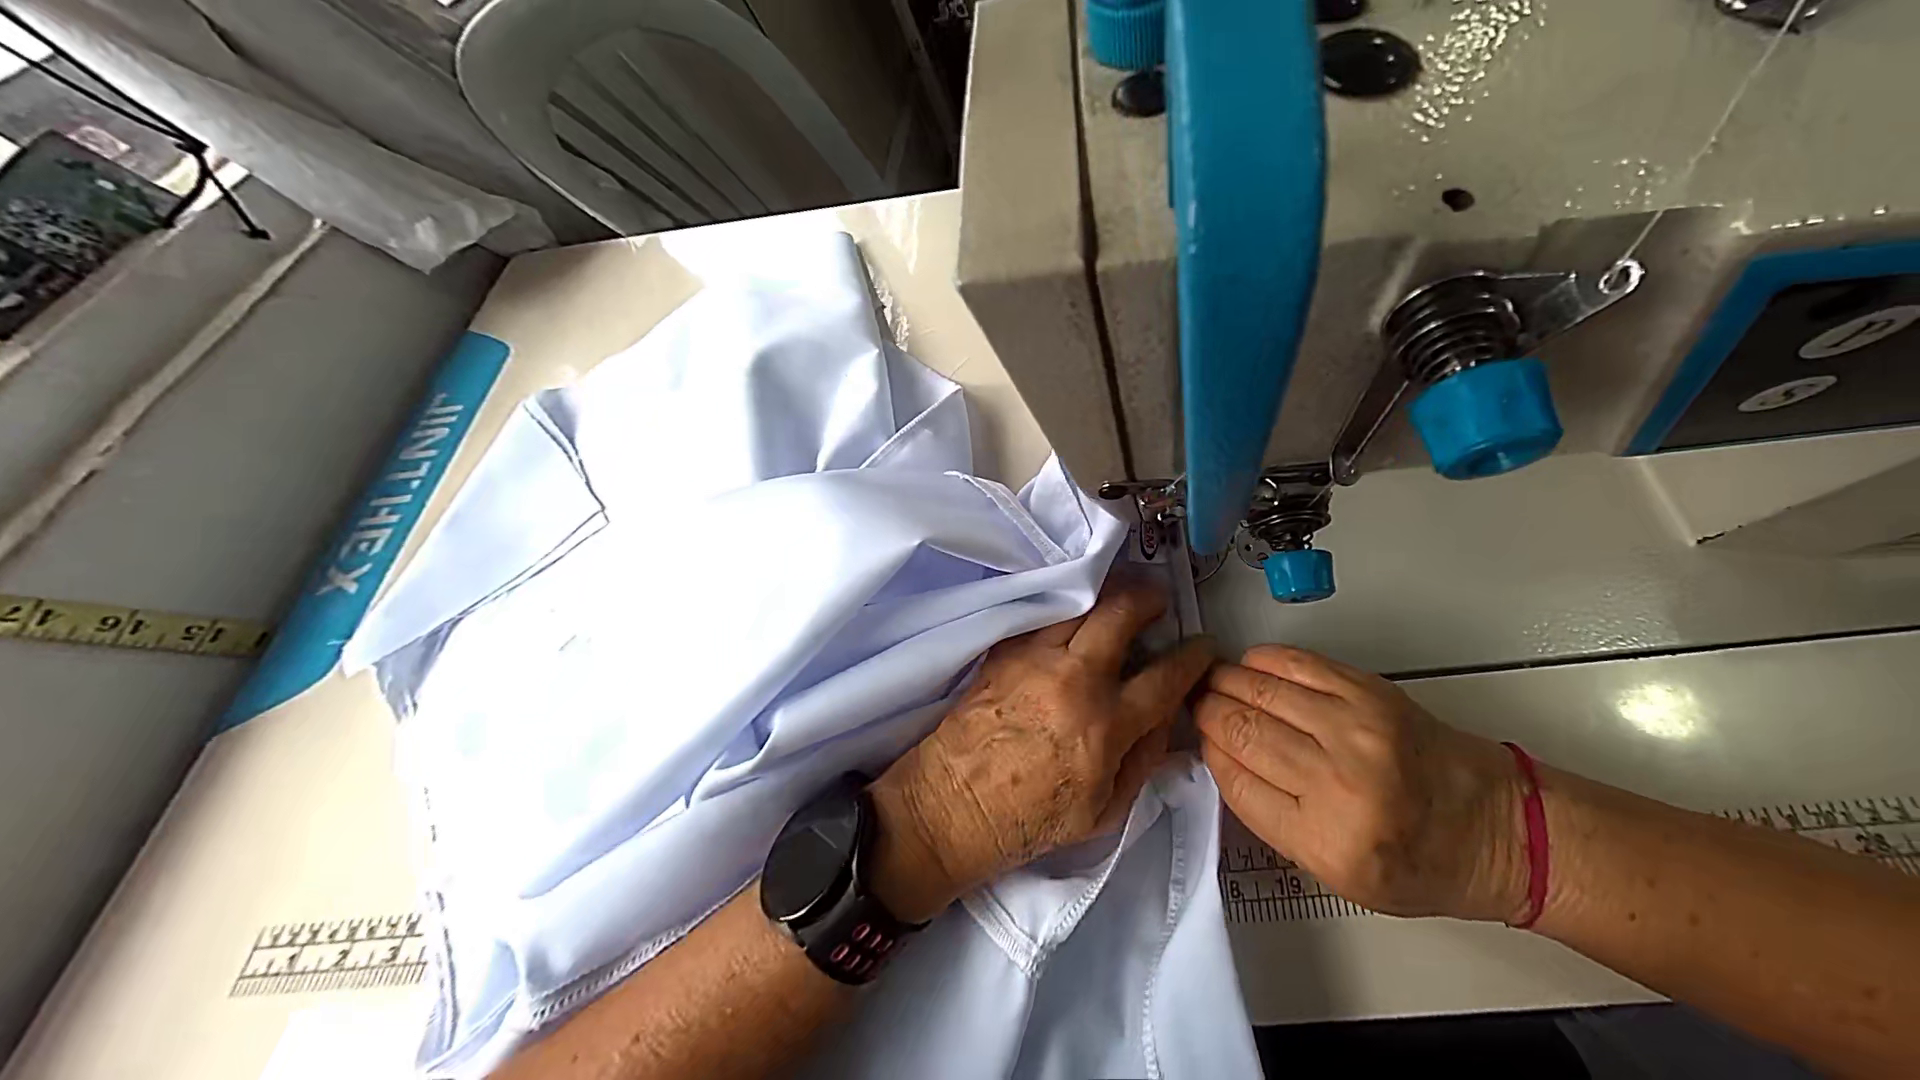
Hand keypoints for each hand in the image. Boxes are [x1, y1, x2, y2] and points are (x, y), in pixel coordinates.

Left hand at [868, 578, 1213, 921]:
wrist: (952, 806)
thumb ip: (1144, 758)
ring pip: (1078, 605)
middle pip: (1120, 612)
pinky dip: (1064, 614)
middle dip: (1148, 598)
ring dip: (1104, 597)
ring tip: (1115, 603)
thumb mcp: (1106, 811)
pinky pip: (1041, 619)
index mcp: (1106, 725)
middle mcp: (1073, 680)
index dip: (1192, 656)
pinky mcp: (1001, 653)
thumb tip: (1165, 714)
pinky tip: (1070, 623)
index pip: (1165, 676)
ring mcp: (1033, 660)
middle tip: (1156, 601)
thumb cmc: (1030, 820)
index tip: (1200, 646)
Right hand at [1195, 645, 1528, 922]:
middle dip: (1205, 709)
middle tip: (1195, 703)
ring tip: (1214, 683)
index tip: (1199, 737)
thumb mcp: (1331, 869)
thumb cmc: (1417, 858)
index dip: (1206, 748)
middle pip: (1237, 726)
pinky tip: (1250, 668)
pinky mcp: (1370, 691)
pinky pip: (1292, 661)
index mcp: (1326, 839)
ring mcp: (1357, 728)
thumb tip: (1217, 748)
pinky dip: (1259, 660)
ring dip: (1224, 680)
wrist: (1497, 828)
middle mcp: (1340, 780)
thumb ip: (1266, 812)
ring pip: (1255, 687)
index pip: (1232, 776)